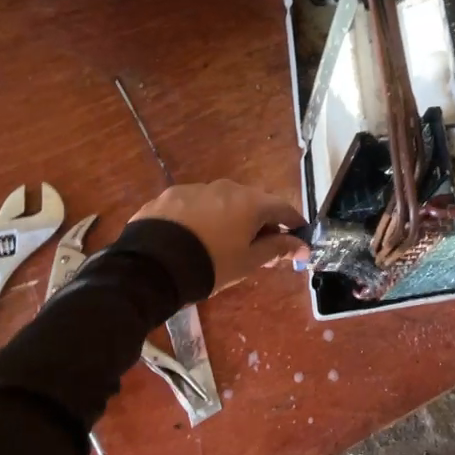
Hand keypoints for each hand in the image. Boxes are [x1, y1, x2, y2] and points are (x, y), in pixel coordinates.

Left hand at [132, 180, 306, 293]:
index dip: (293, 224)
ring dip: (228, 218)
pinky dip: (200, 218)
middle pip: (252, 202)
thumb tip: (302, 246)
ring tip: (220, 244)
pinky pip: (194, 206)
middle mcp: (226, 188)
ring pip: (221, 202)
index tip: (298, 239)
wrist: (151, 267)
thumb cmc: (210, 266)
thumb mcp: (248, 262)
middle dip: (259, 222)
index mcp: (250, 202)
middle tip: (257, 247)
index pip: (282, 208)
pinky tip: (191, 238)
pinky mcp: (169, 196)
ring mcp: (195, 189)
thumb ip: (277, 249)